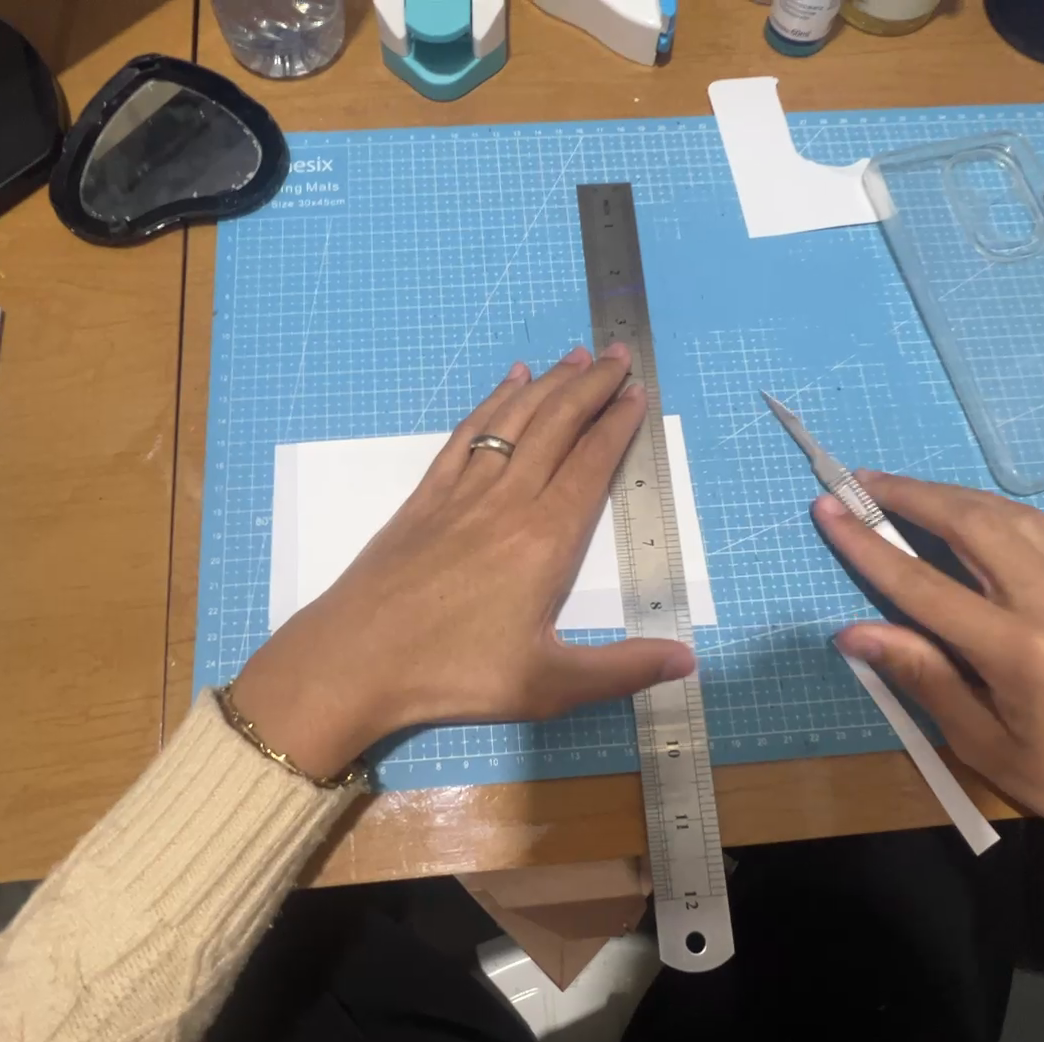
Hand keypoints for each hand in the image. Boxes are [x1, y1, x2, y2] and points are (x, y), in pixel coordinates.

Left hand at [232, 346, 695, 777]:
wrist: (354, 660)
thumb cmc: (454, 673)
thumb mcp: (548, 685)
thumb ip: (621, 670)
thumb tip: (689, 659)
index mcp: (546, 539)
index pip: (592, 464)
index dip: (618, 424)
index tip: (637, 392)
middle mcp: (508, 500)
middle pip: (558, 426)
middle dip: (592, 385)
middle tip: (619, 354)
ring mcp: (463, 492)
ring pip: (515, 420)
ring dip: (549, 384)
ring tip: (576, 355)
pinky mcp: (426, 496)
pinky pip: (467, 434)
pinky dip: (492, 402)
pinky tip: (508, 383)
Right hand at [814, 472, 1043, 1041]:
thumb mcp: (984, 745)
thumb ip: (922, 677)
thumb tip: (853, 633)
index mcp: (1022, 653)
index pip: (922, 584)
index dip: (867, 544)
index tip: (828, 509)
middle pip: (976, 525)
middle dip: (914, 495)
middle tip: (866, 481)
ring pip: (1023, 518)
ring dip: (962, 497)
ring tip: (917, 492)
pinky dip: (1020, 516)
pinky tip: (998, 520)